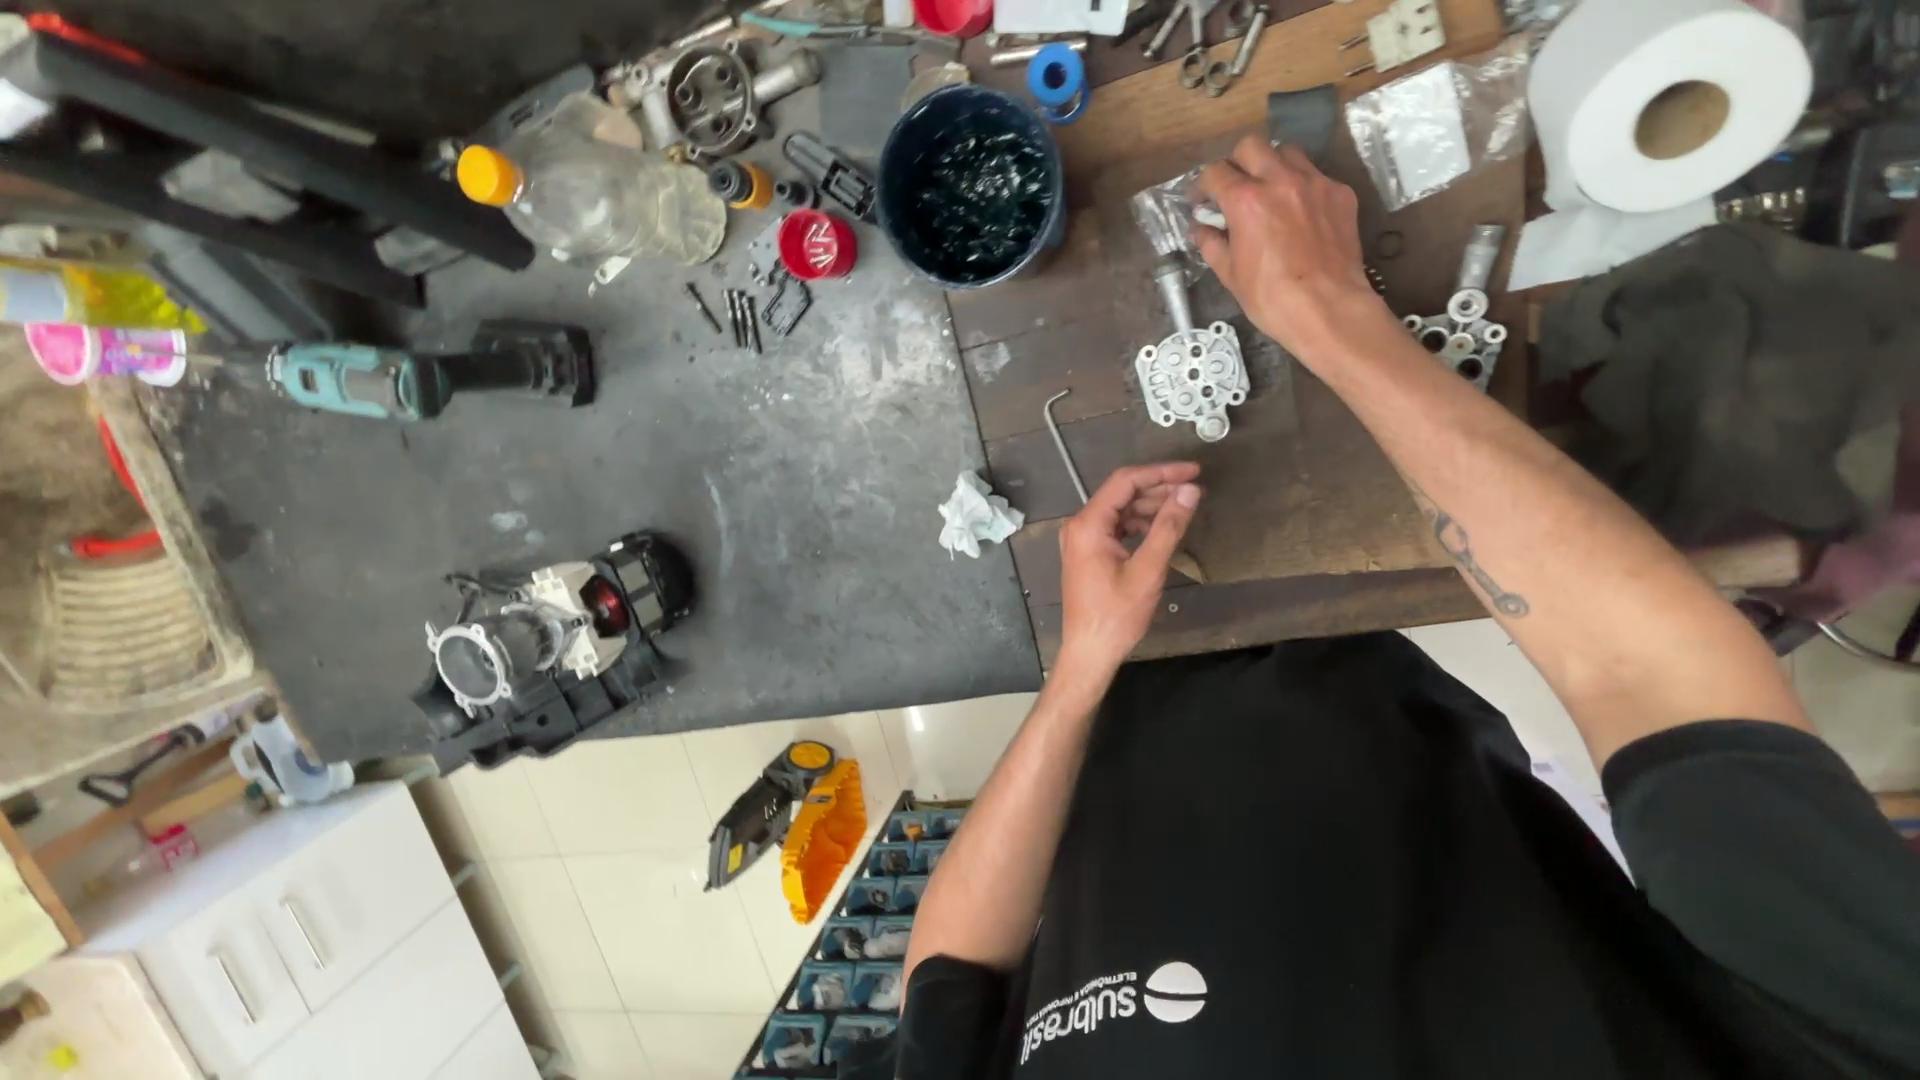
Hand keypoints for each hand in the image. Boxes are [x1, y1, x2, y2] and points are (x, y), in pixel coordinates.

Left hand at [1057, 463, 1202, 674]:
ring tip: (1184, 508)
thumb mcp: (1148, 569)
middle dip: (1158, 488)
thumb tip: (1190, 492)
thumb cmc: (1117, 614)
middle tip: (1194, 490)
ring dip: (1151, 506)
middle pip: (1121, 493)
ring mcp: (1081, 539)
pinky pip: (1115, 528)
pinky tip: (1162, 529)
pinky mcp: (1088, 553)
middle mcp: (1079, 525)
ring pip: (1120, 510)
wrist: (1090, 651)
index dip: (1161, 472)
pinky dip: (1139, 524)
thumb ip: (1169, 527)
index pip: (1125, 481)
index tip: (1193, 472)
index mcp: (1088, 524)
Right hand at [1194, 138, 1392, 362]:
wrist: (1327, 308)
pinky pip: (1315, 176)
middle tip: (1234, 188)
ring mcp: (1314, 183)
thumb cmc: (1270, 298)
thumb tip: (1202, 229)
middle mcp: (1280, 180)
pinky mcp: (1340, 194)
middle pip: (1251, 146)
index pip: (1215, 173)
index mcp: (1245, 200)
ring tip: (1269, 192)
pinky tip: (1299, 213)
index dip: (1202, 186)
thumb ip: (1213, 243)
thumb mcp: (1230, 274)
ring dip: (1271, 166)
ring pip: (1287, 152)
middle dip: (1236, 163)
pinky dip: (1301, 187)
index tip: (1202, 201)